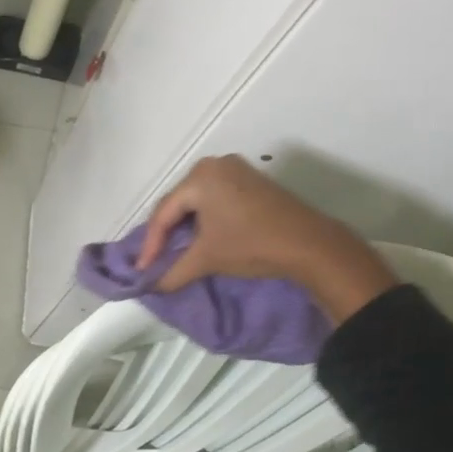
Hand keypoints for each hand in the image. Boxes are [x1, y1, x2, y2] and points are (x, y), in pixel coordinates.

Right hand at [137, 155, 397, 322]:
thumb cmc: (250, 245)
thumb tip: (152, 286)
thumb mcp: (206, 259)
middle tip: (156, 259)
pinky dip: (206, 218)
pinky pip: (217, 198)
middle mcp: (215, 165)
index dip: (151, 245)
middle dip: (167, 233)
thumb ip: (173, 272)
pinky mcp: (253, 181)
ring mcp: (237, 170)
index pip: (164, 212)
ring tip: (176, 251)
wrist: (309, 245)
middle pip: (179, 202)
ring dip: (186, 226)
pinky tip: (202, 237)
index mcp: (200, 176)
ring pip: (198, 200)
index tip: (143, 270)